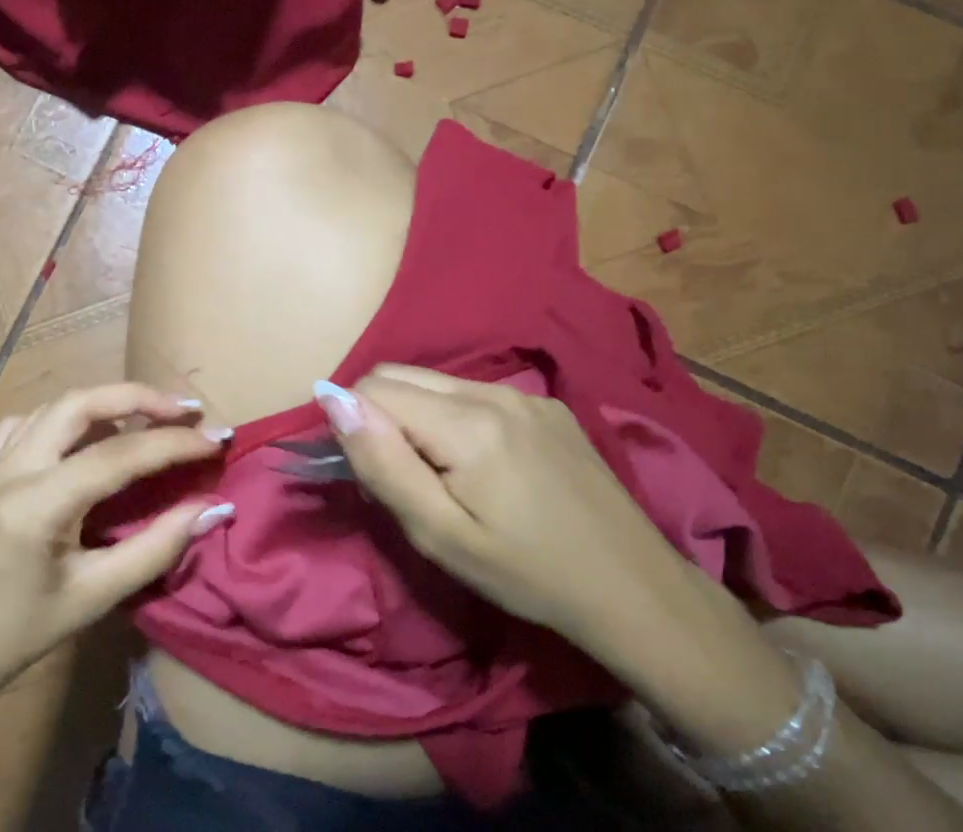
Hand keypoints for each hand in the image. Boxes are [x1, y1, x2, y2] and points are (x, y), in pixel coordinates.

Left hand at [0, 384, 233, 697]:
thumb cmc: (19, 634)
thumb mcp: (94, 597)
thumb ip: (156, 548)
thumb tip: (213, 508)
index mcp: (37, 504)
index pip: (118, 454)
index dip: (174, 443)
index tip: (218, 440)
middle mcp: (11, 470)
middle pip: (80, 403)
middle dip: (139, 398)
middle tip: (186, 412)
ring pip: (53, 407)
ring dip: (104, 403)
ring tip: (148, 419)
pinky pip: (25, 424)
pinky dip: (64, 418)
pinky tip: (82, 438)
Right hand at [313, 365, 693, 637]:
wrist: (631, 588)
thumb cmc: (525, 573)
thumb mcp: (440, 535)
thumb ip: (381, 462)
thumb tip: (331, 397)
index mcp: (466, 423)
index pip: (372, 388)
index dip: (354, 425)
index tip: (370, 475)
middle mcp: (494, 391)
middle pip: (401, 375)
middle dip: (379, 415)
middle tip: (399, 479)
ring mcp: (526, 395)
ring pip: (437, 382)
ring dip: (416, 416)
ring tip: (438, 476)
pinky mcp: (548, 408)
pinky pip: (475, 394)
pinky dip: (453, 418)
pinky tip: (480, 468)